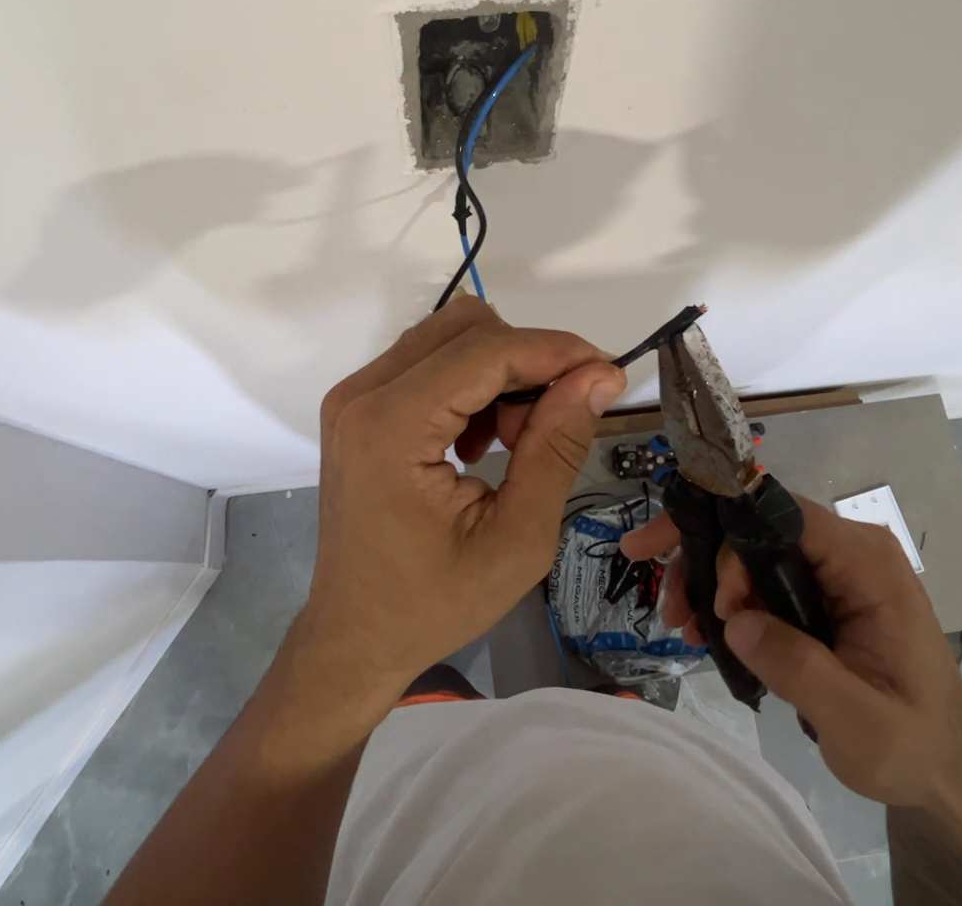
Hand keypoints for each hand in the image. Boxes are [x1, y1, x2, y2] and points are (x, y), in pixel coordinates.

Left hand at [308, 297, 625, 692]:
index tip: (607, 374)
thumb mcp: (517, 539)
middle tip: (549, 428)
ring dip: (499, 375)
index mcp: (390, 429)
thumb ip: (556, 450)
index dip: (555, 351)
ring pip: (449, 338)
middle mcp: (361, 396)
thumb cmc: (434, 602)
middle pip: (465, 328)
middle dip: (525, 363)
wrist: (357, 634)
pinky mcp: (358, 407)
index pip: (484, 352)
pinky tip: (480, 445)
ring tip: (514, 444)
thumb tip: (597, 377)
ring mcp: (353, 398)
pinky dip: (471, 387)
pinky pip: (428, 363)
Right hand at [620, 493, 961, 811]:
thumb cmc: (914, 746)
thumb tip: (735, 620)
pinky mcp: (823, 594)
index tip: (701, 591)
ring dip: (707, 579)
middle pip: (758, 525)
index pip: (784, 517)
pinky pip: (761, 578)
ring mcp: (835, 572)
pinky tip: (704, 630)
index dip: (731, 540)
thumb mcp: (859, 721)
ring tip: (679, 623)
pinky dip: (726, 598)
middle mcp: (849, 553)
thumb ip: (799, 667)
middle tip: (655, 584)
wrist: (946, 773)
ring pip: (751, 550)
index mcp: (867, 565)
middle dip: (701, 551)